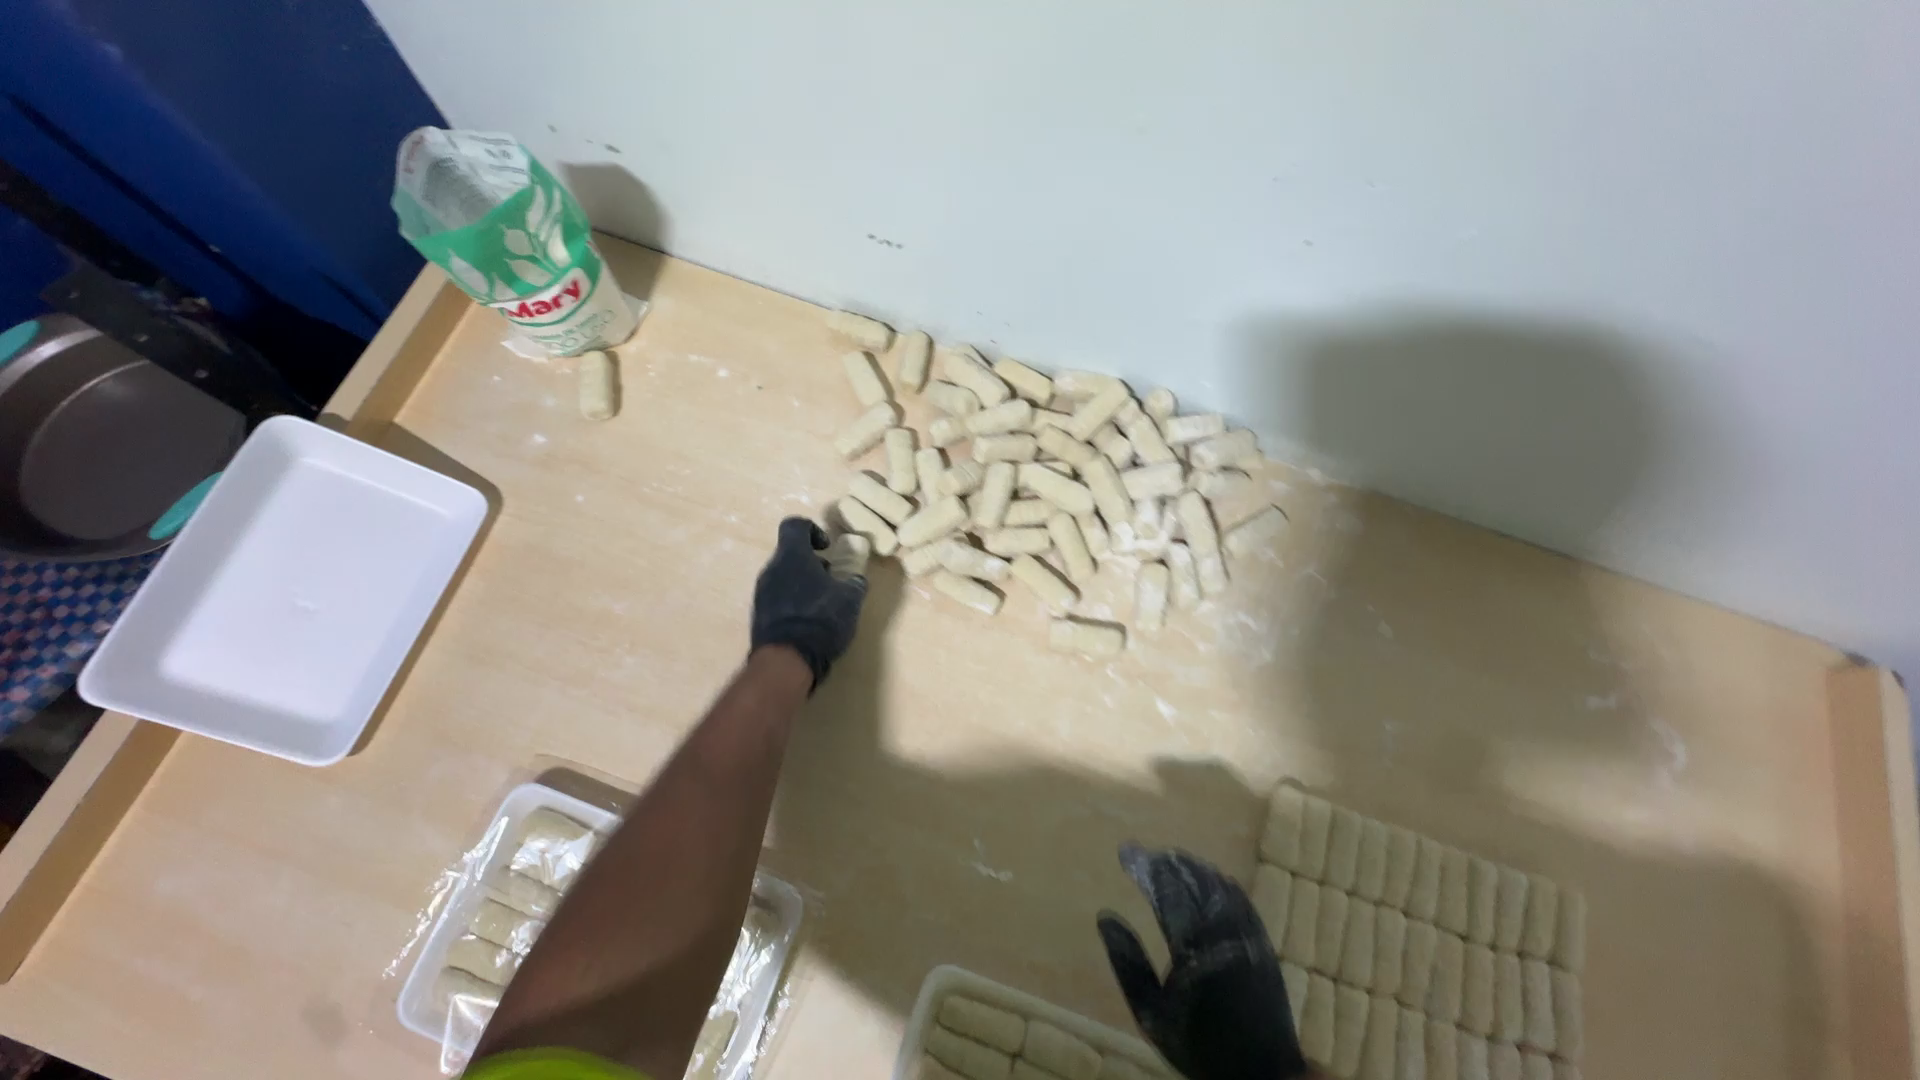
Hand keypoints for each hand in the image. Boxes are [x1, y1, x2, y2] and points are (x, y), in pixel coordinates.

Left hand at [750, 517, 867, 688]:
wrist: (787, 659)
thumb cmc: (821, 619)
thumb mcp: (850, 600)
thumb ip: (854, 583)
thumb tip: (855, 578)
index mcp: (793, 556)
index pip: (795, 525)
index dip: (813, 530)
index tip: (827, 547)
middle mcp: (772, 568)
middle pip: (790, 553)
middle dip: (812, 562)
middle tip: (831, 579)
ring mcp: (762, 592)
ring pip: (784, 575)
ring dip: (803, 582)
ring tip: (823, 603)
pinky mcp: (760, 613)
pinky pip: (778, 596)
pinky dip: (793, 600)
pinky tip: (810, 620)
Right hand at [1098, 843, 1308, 1079]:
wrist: (1260, 1074)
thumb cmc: (1198, 1045)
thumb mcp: (1151, 1014)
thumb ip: (1128, 963)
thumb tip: (1105, 917)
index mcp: (1192, 948)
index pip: (1164, 892)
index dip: (1144, 867)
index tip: (1125, 851)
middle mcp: (1222, 933)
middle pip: (1192, 882)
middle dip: (1166, 862)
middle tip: (1145, 853)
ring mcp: (1247, 935)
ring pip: (1218, 886)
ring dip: (1193, 868)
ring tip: (1171, 859)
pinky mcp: (1263, 943)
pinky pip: (1241, 900)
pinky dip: (1221, 883)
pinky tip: (1211, 878)